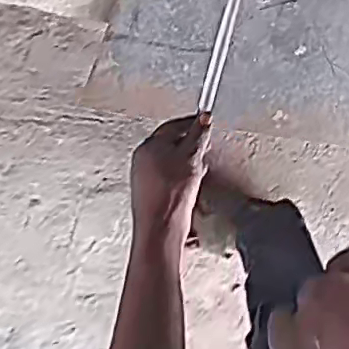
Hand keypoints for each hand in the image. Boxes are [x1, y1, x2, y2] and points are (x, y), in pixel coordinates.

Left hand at [129, 114, 210, 245]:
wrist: (161, 229)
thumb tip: (205, 119)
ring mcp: (144, 177)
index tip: (206, 123)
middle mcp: (142, 160)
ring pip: (171, 160)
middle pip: (171, 142)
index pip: (173, 125)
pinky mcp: (149, 193)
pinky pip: (169, 176)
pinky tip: (190, 184)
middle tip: (204, 147)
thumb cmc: (171, 193)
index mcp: (148, 146)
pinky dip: (181, 175)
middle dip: (191, 144)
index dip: (193, 123)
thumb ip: (200, 133)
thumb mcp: (193, 155)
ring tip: (198, 170)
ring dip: (187, 161)